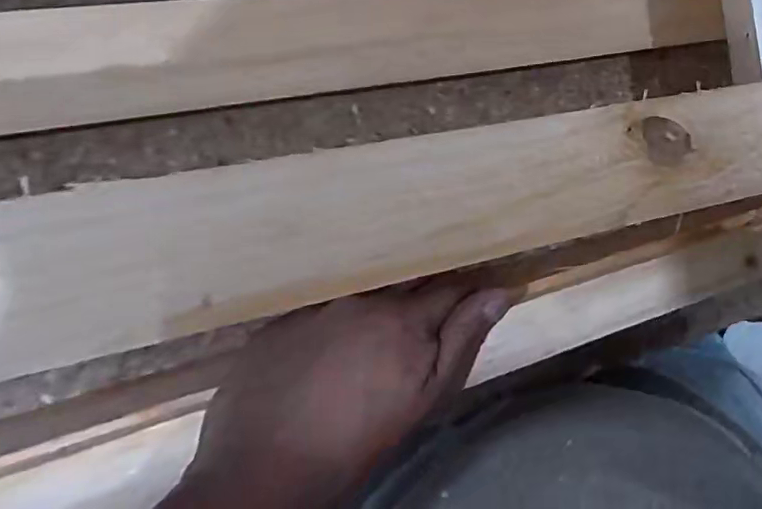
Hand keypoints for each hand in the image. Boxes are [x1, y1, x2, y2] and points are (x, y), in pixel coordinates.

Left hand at [160, 281, 511, 508]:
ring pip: (360, 295)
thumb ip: (465, 336)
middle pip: (407, 282)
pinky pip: (314, 314)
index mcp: (405, 315)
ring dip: (373, 307)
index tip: (477, 296)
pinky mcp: (273, 329)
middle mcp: (363, 300)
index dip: (468, 290)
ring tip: (368, 337)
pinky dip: (327, 327)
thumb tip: (501, 291)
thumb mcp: (427, 394)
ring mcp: (314, 311)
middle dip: (422, 294)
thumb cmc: (360, 436)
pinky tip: (322, 355)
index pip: (452, 285)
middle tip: (421, 320)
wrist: (260, 479)